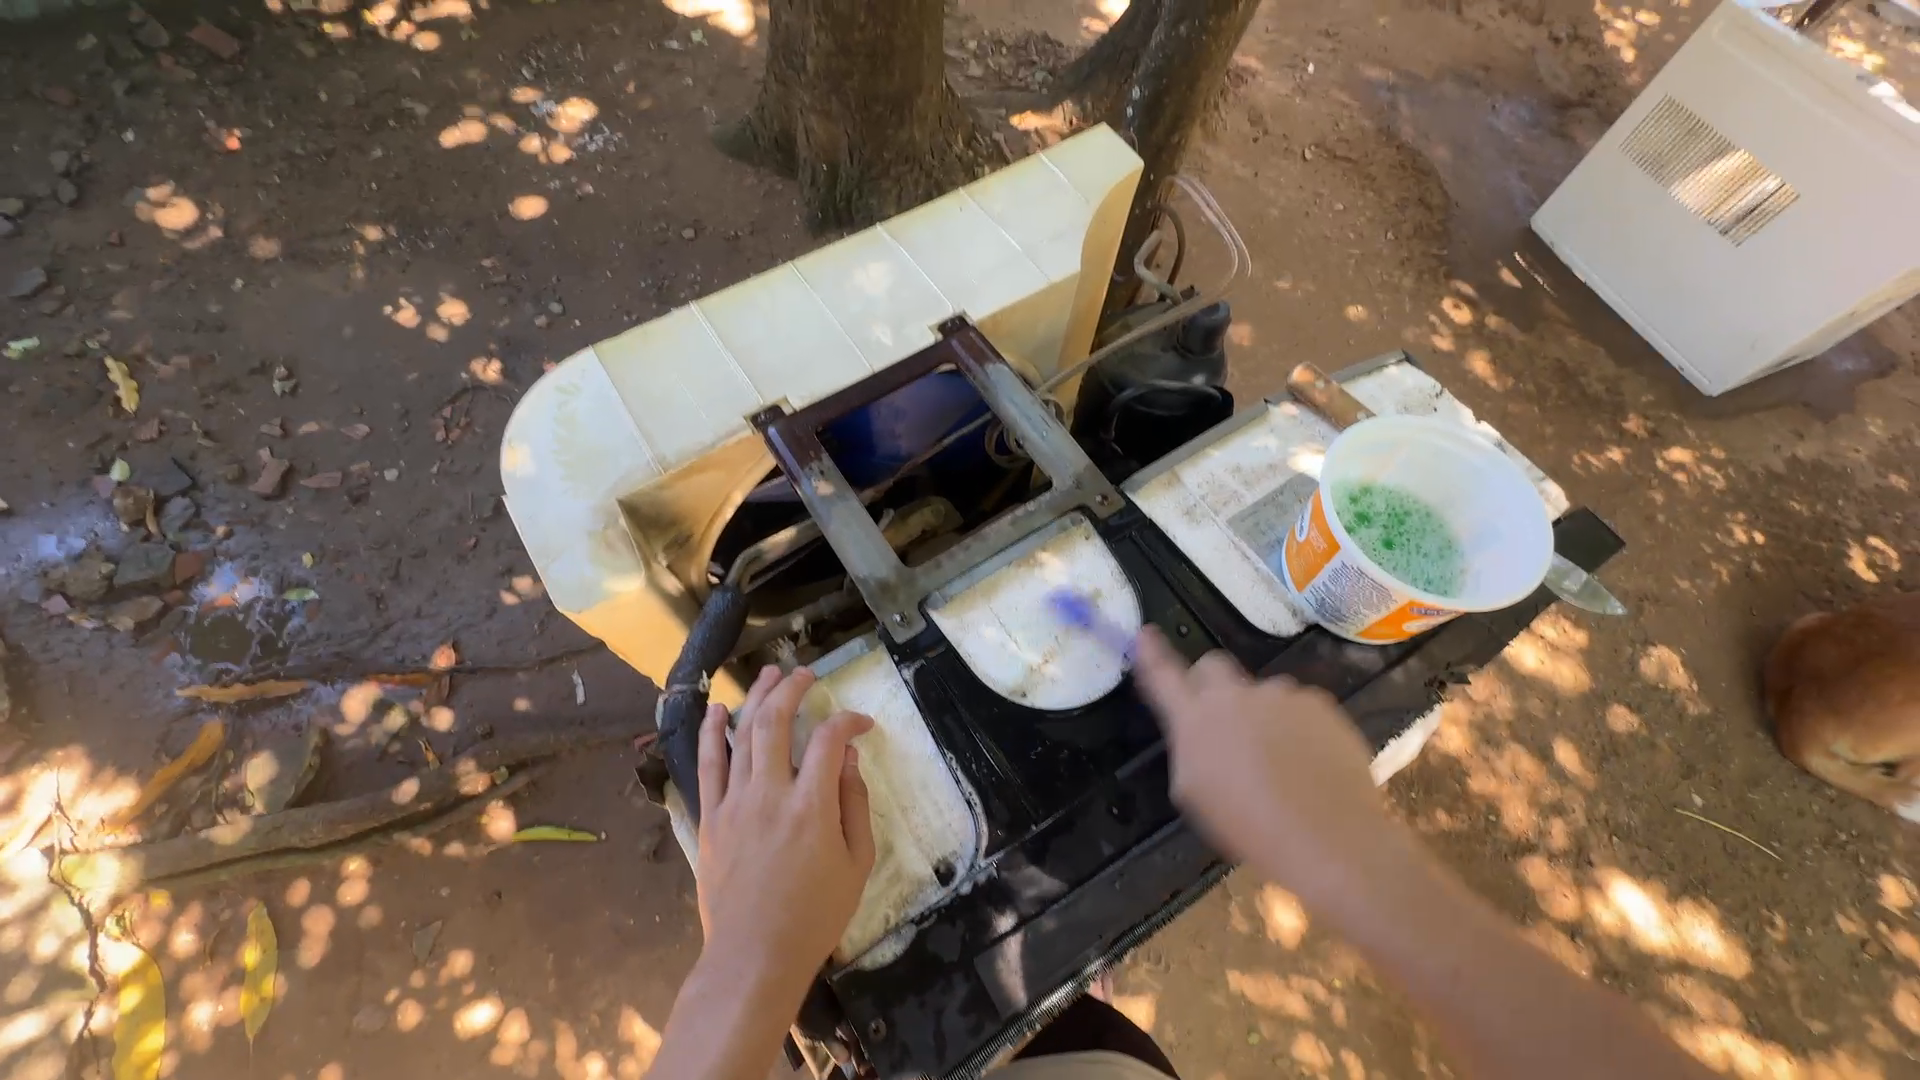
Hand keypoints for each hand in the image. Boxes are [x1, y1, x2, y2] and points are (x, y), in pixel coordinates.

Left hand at [693, 665, 875, 987]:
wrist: (753, 957)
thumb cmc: (815, 915)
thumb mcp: (857, 863)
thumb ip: (854, 804)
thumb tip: (848, 758)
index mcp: (811, 806)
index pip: (830, 740)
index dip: (848, 721)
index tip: (861, 723)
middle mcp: (769, 793)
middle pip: (776, 721)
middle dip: (792, 688)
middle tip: (805, 674)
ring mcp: (734, 803)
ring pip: (742, 735)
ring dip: (756, 698)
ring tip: (769, 674)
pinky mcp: (711, 818)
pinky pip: (708, 766)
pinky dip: (712, 734)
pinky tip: (718, 710)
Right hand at [1132, 627, 1399, 901]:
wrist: (1330, 838)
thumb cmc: (1248, 826)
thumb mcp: (1194, 793)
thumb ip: (1189, 749)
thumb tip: (1198, 733)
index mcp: (1195, 719)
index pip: (1164, 676)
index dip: (1152, 653)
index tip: (1146, 633)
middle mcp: (1234, 696)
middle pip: (1213, 666)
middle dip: (1210, 684)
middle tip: (1223, 722)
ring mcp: (1281, 695)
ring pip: (1261, 693)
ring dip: (1262, 715)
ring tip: (1281, 762)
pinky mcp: (1320, 705)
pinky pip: (1299, 708)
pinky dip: (1298, 728)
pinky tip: (1310, 764)